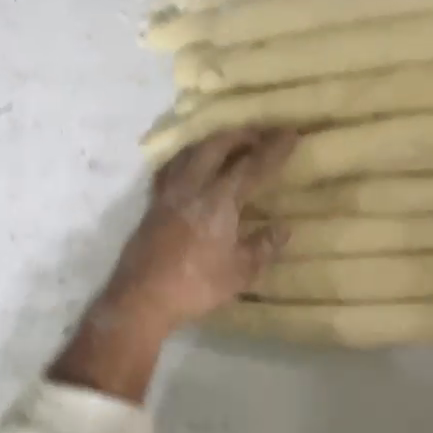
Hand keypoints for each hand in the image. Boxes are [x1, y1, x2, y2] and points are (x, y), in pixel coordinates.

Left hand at [49, 129, 294, 403]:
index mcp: (218, 199)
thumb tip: (283, 228)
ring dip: (213, 142)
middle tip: (260, 135)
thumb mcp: (240, 272)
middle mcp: (191, 186)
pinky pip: (172, 168)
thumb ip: (263, 246)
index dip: (273, 149)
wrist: (142, 299)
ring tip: (228, 145)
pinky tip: (191, 167)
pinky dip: (187, 158)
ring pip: (190, 152)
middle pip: (217, 146)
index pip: (251, 165)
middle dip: (242, 135)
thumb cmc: (196, 286)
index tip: (291, 133)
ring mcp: (167, 194)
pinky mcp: (152, 205)